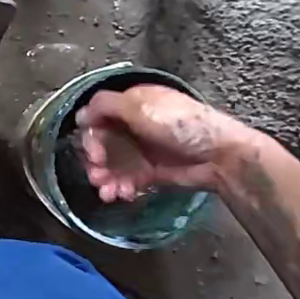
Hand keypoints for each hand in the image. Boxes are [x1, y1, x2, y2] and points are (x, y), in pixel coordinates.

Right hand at [75, 85, 240, 202]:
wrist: (218, 155)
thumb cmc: (180, 124)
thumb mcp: (140, 106)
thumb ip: (106, 107)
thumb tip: (80, 115)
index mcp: (132, 104)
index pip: (98, 117)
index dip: (90, 134)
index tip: (93, 151)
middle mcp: (133, 125)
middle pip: (100, 143)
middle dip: (94, 161)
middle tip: (97, 175)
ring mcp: (141, 150)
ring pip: (110, 164)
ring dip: (104, 178)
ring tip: (107, 191)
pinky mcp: (149, 172)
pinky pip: (125, 180)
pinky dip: (119, 188)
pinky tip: (121, 194)